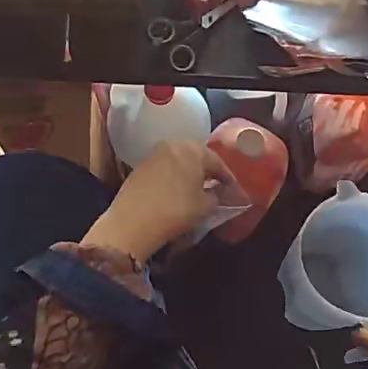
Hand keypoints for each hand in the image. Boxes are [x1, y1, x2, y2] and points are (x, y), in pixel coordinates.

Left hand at [81, 141, 234, 261]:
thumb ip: (217, 195)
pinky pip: (164, 169)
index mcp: (192, 149)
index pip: (217, 161)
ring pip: (178, 161)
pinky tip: (177, 192)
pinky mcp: (139, 168)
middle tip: (217, 186)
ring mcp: (153, 155)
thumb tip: (220, 191)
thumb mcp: (205, 206)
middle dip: (207, 171)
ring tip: (197, 189)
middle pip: (196, 156)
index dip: (228, 177)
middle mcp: (172, 145)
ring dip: (189, 173)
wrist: (132, 223)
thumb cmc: (176, 210)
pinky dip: (173, 178)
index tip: (234, 189)